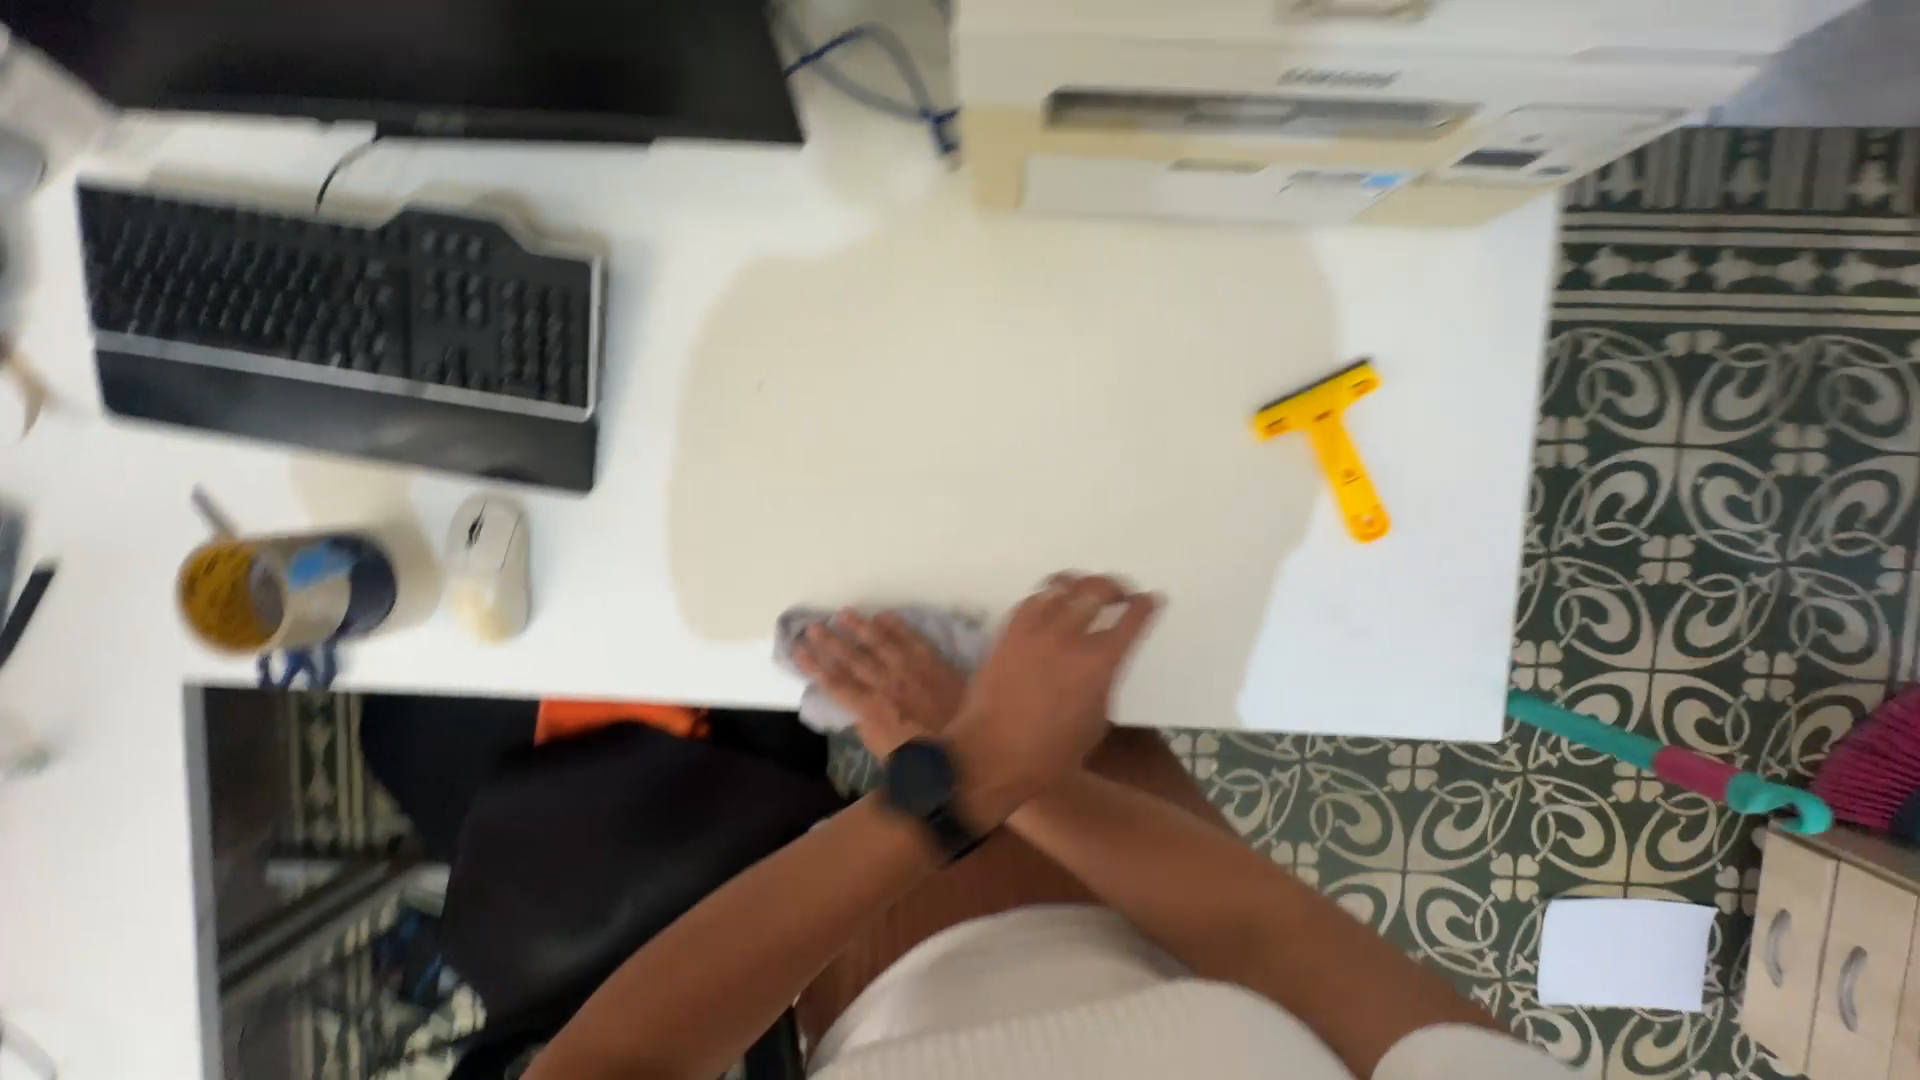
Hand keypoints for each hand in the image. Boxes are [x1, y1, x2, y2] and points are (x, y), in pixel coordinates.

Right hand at [792, 611, 966, 758]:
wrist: (967, 748)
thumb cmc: (923, 758)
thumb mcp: (884, 751)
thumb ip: (868, 727)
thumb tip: (857, 711)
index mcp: (870, 708)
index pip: (834, 682)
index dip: (813, 665)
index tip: (797, 649)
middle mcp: (885, 684)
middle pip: (852, 658)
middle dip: (830, 641)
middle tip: (813, 626)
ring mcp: (910, 669)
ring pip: (879, 642)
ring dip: (859, 627)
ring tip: (843, 613)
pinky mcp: (932, 661)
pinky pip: (910, 638)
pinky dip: (896, 625)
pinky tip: (883, 615)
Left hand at [947, 573, 1160, 819]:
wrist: (993, 755)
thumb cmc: (1052, 753)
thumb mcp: (1097, 720)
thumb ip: (1104, 681)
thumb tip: (1103, 661)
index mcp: (1099, 662)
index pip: (1130, 620)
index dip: (1144, 606)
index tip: (1150, 600)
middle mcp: (1069, 637)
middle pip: (1096, 590)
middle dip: (1114, 588)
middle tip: (1119, 594)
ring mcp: (1034, 631)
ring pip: (1061, 586)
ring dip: (1079, 585)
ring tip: (1085, 592)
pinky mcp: (1007, 633)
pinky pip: (1031, 600)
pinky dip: (1046, 597)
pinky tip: (1051, 605)